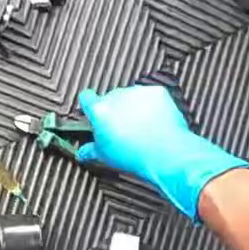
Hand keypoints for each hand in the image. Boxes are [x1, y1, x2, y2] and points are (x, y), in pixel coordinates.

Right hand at [74, 85, 248, 217]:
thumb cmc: (133, 155)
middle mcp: (117, 97)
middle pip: (111, 98)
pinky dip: (151, 106)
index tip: (93, 111)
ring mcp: (138, 93)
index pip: (87, 97)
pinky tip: (153, 122)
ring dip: (133, 107)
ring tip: (140, 128)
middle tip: (120, 129)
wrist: (165, 153)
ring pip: (131, 97)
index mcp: (100, 111)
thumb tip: (83, 152)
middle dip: (114, 110)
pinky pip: (150, 97)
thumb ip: (90, 150)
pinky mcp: (157, 93)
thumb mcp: (105, 156)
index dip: (89, 104)